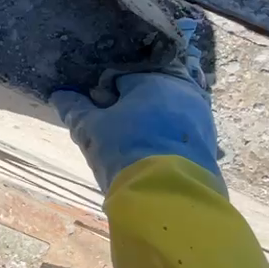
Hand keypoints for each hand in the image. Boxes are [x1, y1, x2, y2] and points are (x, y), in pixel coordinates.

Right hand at [51, 71, 221, 193]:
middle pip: (147, 93)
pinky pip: (178, 130)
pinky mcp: (208, 142)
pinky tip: (146, 152)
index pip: (120, 77)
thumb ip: (74, 108)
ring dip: (146, 121)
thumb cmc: (124, 147)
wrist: (166, 191)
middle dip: (127, 105)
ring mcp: (201, 117)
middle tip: (107, 125)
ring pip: (165, 111)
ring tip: (126, 141)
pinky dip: (162, 136)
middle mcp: (184, 92)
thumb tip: (60, 94)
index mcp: (154, 81)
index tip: (91, 109)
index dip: (101, 92)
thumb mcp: (89, 128)